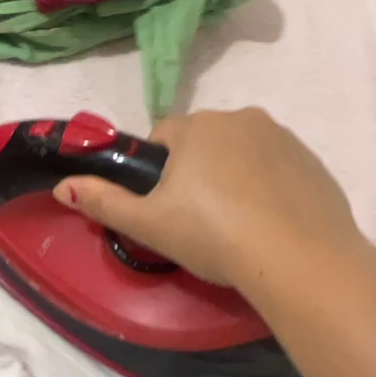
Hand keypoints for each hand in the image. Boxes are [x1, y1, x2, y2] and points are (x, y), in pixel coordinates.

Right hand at [52, 108, 361, 290]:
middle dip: (195, 173)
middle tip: (195, 223)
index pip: (162, 137)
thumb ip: (104, 202)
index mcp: (198, 126)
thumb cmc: (213, 236)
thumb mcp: (149, 224)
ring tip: (233, 228)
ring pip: (241, 154)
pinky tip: (265, 226)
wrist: (297, 259)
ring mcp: (283, 137)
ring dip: (232, 178)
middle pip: (203, 143)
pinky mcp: (312, 162)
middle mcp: (241, 118)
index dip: (156, 172)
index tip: (163, 208)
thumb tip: (63, 186)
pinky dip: (266, 189)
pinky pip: (275, 170)